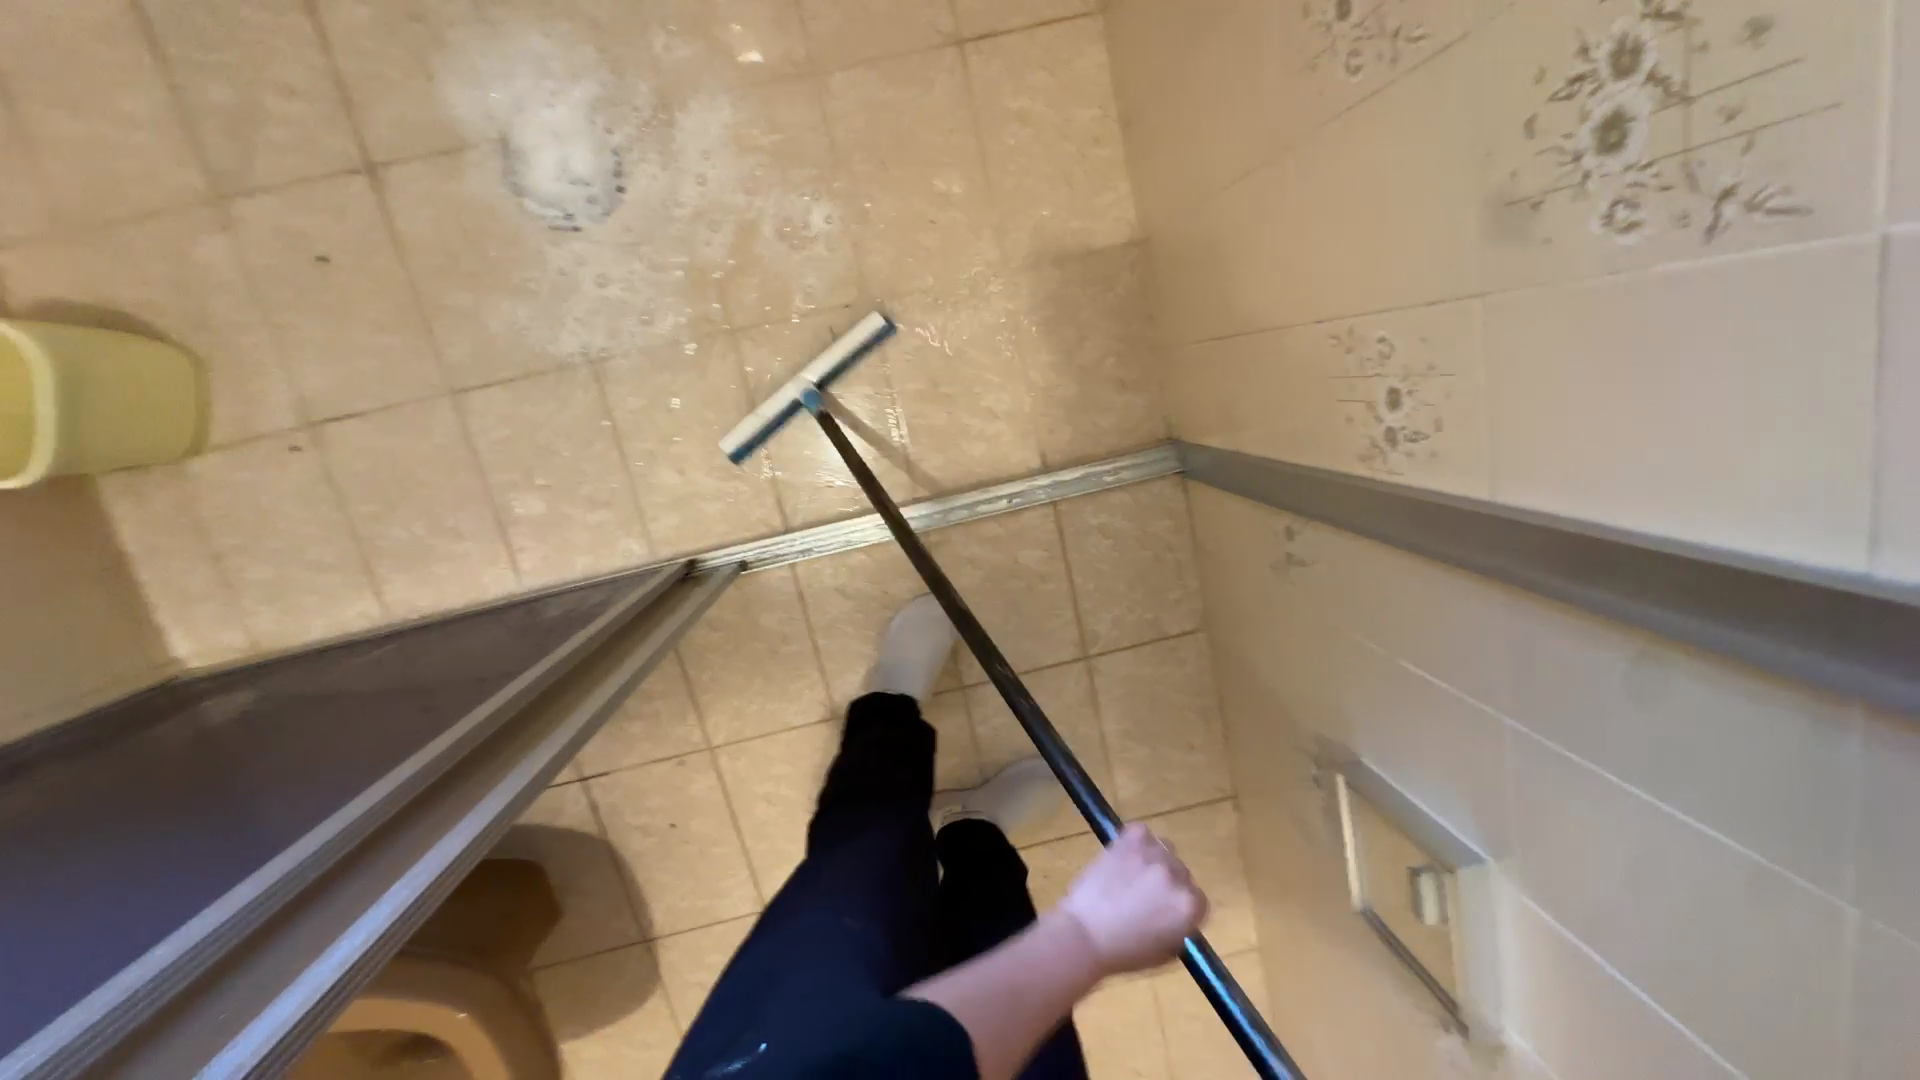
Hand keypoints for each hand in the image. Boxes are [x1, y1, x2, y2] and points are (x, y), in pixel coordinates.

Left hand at [1055, 823, 1207, 976]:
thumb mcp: (1166, 952)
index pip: (1198, 899)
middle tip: (1145, 895)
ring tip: (1132, 875)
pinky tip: (1124, 856)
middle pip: (1182, 872)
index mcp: (1190, 906)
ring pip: (1164, 850)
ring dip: (1154, 860)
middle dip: (1167, 883)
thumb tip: (1180, 911)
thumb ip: (1181, 928)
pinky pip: (1142, 833)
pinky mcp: (1130, 840)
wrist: (1083, 934)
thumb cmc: (1124, 952)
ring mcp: (1153, 855)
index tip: (1166, 909)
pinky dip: (1136, 841)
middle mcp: (1176, 876)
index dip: (1181, 905)